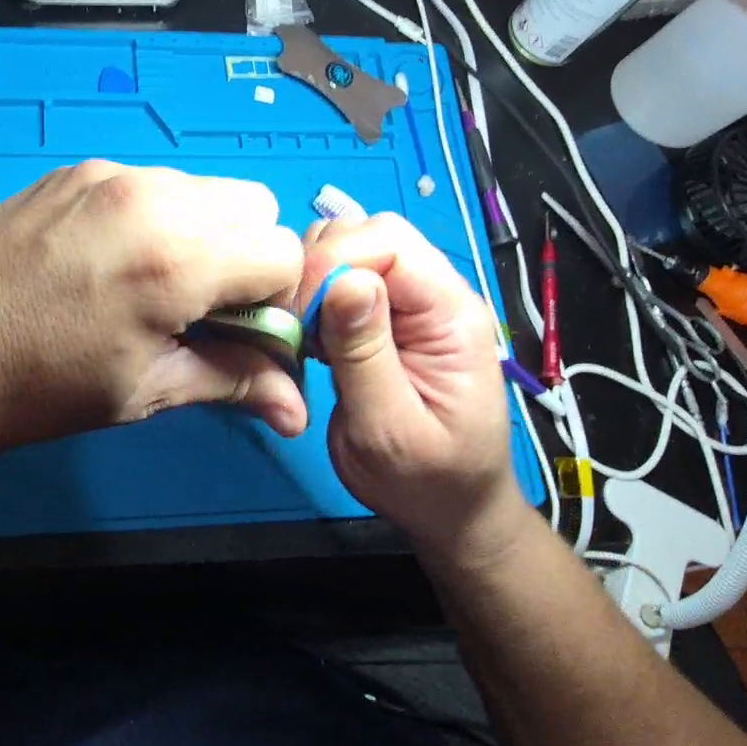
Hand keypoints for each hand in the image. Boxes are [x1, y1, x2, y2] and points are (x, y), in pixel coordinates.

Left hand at [0, 161, 307, 476]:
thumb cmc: (39, 392)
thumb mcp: (146, 392)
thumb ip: (234, 383)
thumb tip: (299, 411)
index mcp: (178, 258)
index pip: (285, 252)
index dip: (274, 298)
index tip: (237, 330)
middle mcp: (151, 198)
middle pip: (253, 205)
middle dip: (244, 255)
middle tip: (196, 306)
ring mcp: (106, 175)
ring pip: (199, 189)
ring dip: (200, 233)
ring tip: (145, 284)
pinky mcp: (71, 171)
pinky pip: (146, 183)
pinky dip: (152, 217)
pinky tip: (104, 261)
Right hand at [299, 213, 531, 562]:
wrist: (450, 511)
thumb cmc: (428, 482)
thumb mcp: (391, 429)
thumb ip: (366, 355)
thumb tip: (343, 283)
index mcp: (451, 314)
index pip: (388, 241)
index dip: (333, 263)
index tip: (298, 313)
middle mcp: (433, 295)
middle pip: (366, 234)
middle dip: (318, 267)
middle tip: (295, 326)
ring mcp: (408, 304)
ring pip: (347, 251)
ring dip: (311, 283)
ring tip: (301, 335)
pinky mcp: (382, 319)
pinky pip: (338, 283)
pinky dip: (311, 301)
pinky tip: (307, 339)